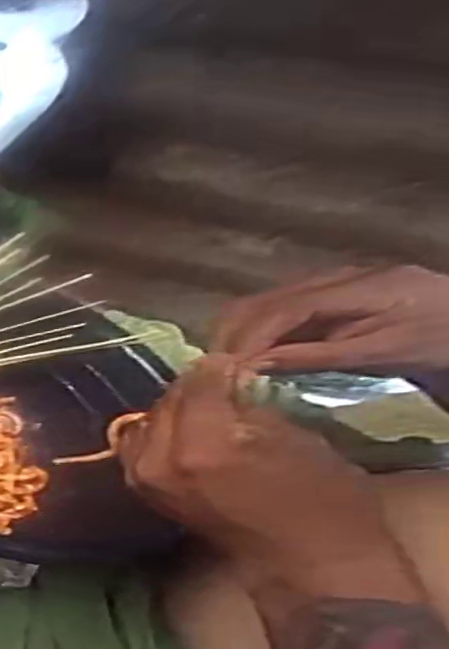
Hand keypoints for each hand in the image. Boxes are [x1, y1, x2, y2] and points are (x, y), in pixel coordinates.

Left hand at [120, 355, 405, 591]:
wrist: (299, 555)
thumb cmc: (319, 497)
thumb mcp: (296, 439)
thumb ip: (250, 407)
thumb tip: (227, 380)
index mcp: (204, 446)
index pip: (196, 389)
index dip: (213, 370)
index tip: (226, 359)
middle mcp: (160, 460)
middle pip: (166, 404)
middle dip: (190, 387)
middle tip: (214, 378)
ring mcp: (141, 476)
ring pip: (146, 422)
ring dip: (170, 408)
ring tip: (199, 402)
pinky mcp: (136, 487)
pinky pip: (135, 445)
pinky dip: (155, 430)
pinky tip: (179, 426)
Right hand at [212, 266, 448, 372]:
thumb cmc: (441, 342)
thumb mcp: (385, 353)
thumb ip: (316, 357)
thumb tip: (249, 366)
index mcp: (360, 286)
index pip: (282, 310)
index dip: (247, 340)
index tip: (227, 370)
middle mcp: (336, 277)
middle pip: (256, 303)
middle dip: (230, 338)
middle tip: (221, 371)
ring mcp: (328, 283)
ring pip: (255, 305)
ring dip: (235, 336)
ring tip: (233, 365)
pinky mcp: (323, 294)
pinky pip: (269, 310)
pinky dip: (251, 333)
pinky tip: (254, 353)